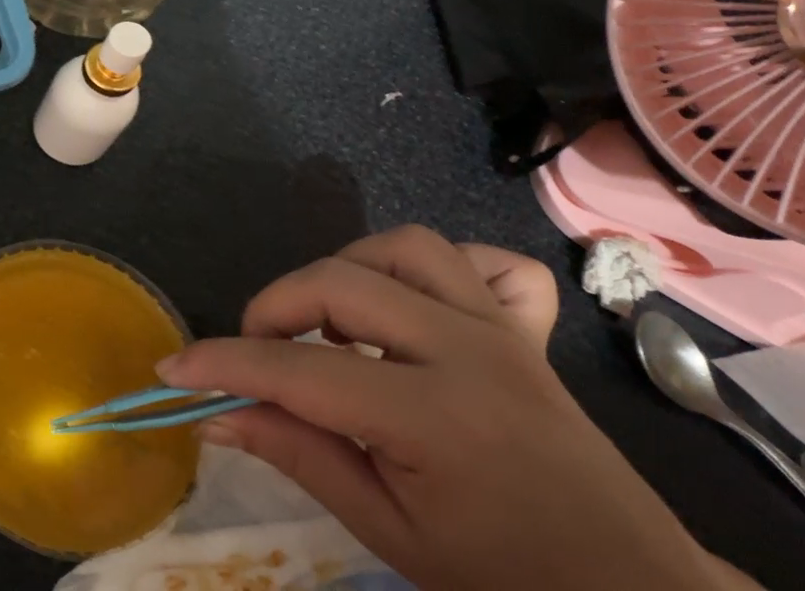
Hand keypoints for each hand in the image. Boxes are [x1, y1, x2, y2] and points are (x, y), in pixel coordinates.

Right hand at [159, 225, 749, 590]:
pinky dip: (430, 268)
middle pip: (338, 282)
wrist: (632, 590)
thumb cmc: (502, 573)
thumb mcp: (387, 528)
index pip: (297, 367)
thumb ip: (297, 455)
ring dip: (345, 271)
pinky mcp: (524, 330)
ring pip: (403, 248)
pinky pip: (480, 263)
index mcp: (433, 416)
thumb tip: (212, 415)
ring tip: (328, 325)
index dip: (222, 363)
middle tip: (256, 354)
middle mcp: (468, 352)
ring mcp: (503, 332)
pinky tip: (406, 306)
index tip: (171, 368)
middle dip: (273, 307)